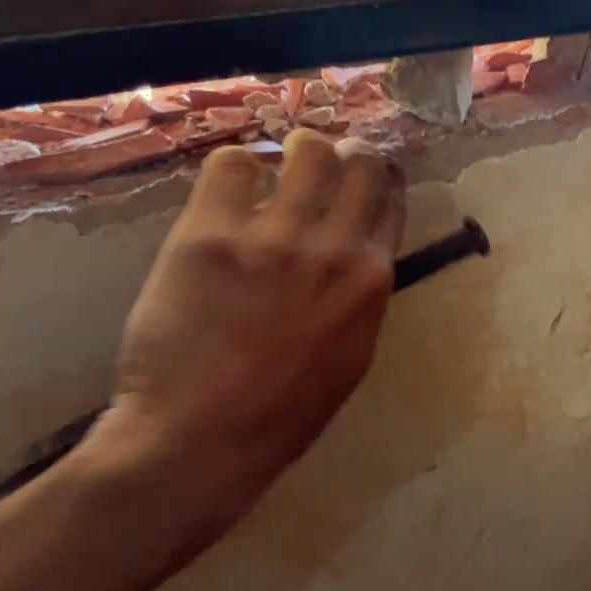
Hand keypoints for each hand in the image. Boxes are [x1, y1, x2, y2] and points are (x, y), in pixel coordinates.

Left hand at [88, 130, 405, 513]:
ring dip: (296, 151)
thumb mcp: (353, 353)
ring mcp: (272, 237)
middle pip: (358, 162)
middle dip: (347, 152)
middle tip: (324, 158)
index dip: (380, 178)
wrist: (199, 439)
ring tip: (278, 163)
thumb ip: (361, 293)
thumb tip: (356, 249)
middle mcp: (332, 247)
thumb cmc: (284, 411)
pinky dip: (236, 166)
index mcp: (371, 278)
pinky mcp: (209, 234)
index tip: (365, 172)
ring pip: (304, 151)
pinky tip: (230, 188)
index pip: (391, 199)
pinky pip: (231, 164)